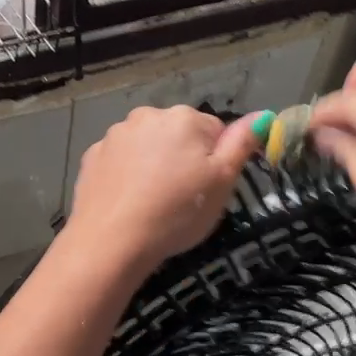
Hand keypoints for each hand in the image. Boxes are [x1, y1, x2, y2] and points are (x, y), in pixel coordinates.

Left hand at [64, 107, 259, 275]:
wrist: (112, 240)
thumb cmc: (177, 212)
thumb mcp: (222, 182)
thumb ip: (241, 144)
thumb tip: (262, 115)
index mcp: (185, 118)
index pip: (214, 130)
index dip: (215, 161)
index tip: (207, 188)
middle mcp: (148, 115)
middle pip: (178, 134)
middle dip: (183, 157)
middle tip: (182, 197)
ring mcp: (116, 134)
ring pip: (147, 144)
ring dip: (153, 162)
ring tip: (153, 201)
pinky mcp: (92, 155)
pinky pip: (120, 159)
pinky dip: (127, 173)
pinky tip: (129, 201)